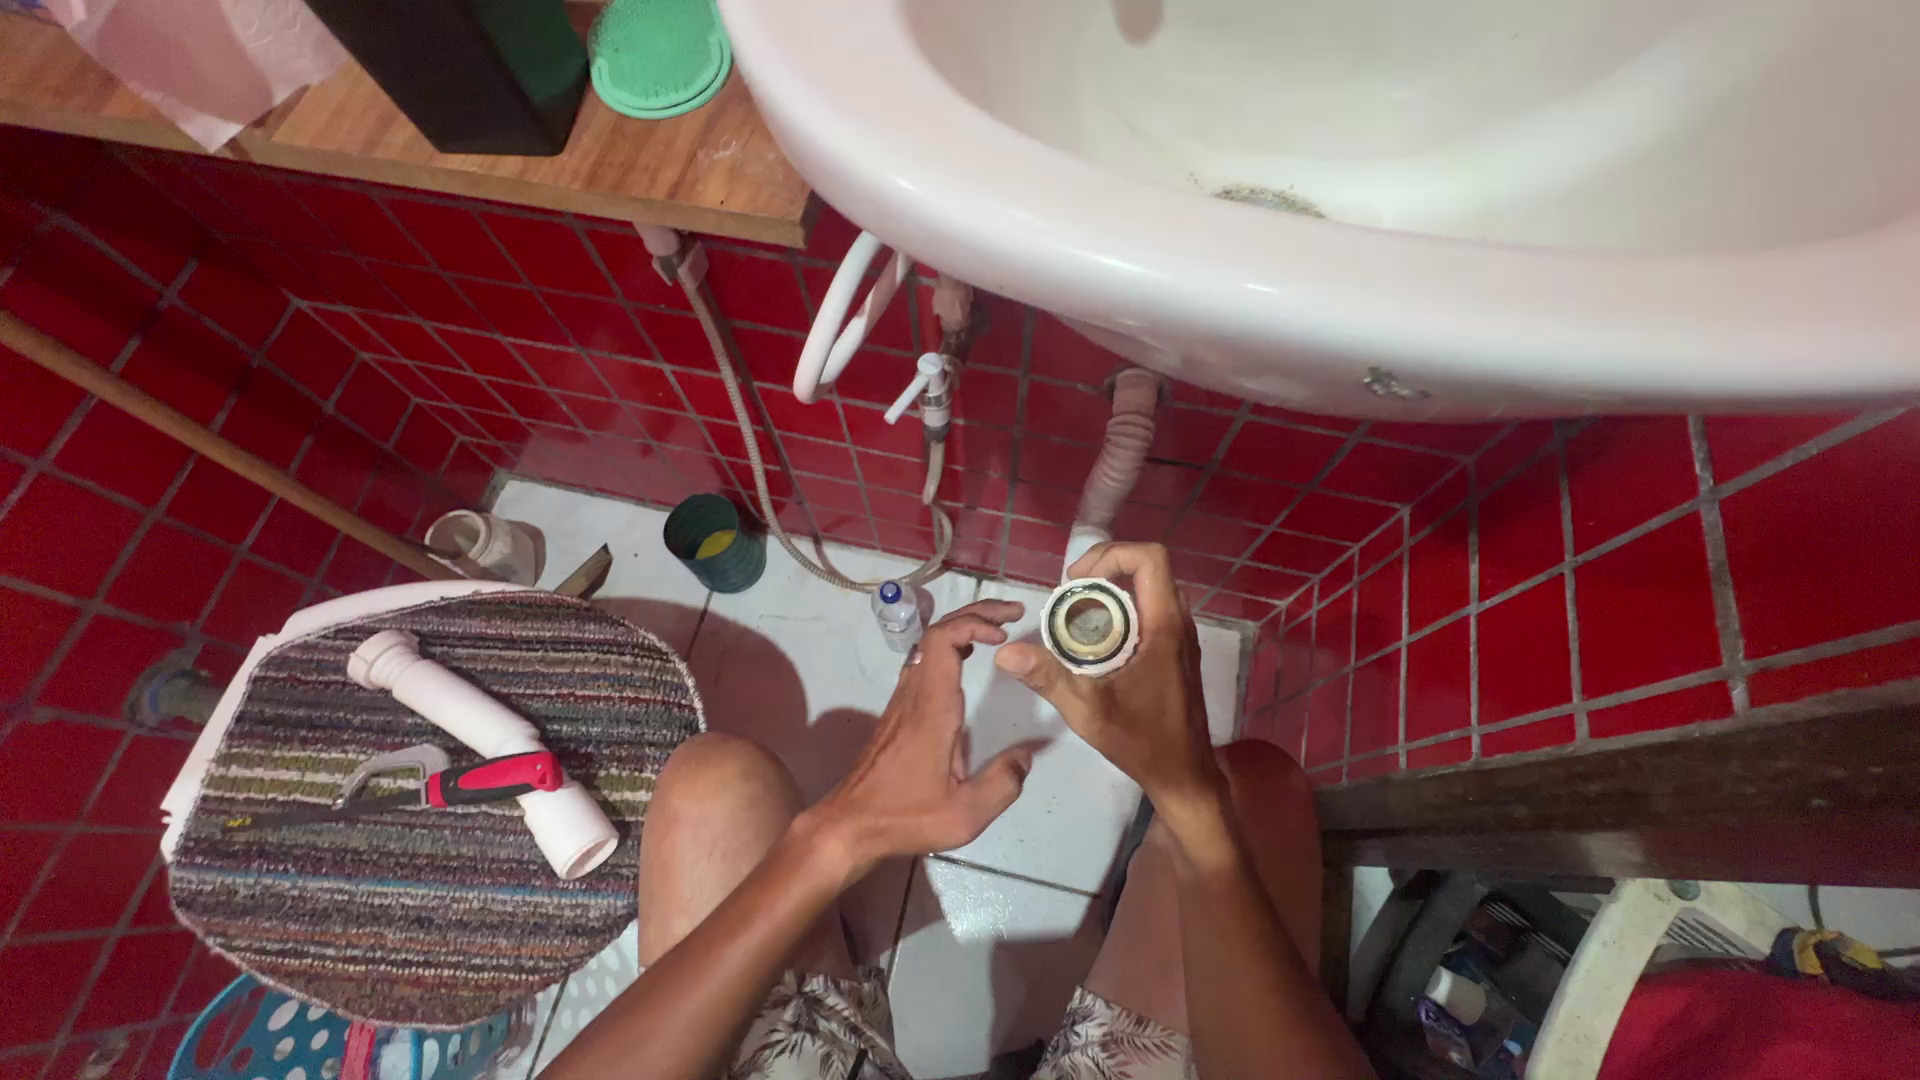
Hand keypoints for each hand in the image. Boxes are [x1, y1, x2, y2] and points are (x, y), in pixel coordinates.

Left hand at [804, 599, 1037, 877]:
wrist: (850, 824)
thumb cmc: (905, 816)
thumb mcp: (965, 814)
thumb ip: (1003, 783)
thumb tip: (1028, 755)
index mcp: (931, 708)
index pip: (943, 640)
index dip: (973, 623)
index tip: (1003, 634)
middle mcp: (915, 693)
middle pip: (937, 631)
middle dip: (976, 613)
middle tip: (1012, 613)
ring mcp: (904, 699)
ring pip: (929, 644)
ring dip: (963, 627)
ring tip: (999, 628)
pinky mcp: (899, 710)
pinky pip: (926, 661)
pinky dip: (952, 646)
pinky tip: (971, 657)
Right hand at [994, 543, 1222, 811]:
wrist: (1185, 775)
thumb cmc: (1143, 742)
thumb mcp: (1089, 711)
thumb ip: (1048, 677)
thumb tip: (1005, 653)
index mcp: (1164, 626)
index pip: (1150, 558)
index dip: (1111, 556)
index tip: (1076, 582)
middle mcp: (1179, 622)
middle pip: (1148, 567)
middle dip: (1105, 569)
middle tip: (1069, 594)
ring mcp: (1181, 636)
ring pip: (1150, 588)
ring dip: (1113, 589)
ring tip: (1077, 612)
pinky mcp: (1176, 650)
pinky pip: (1151, 609)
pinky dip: (1123, 609)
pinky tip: (1096, 639)